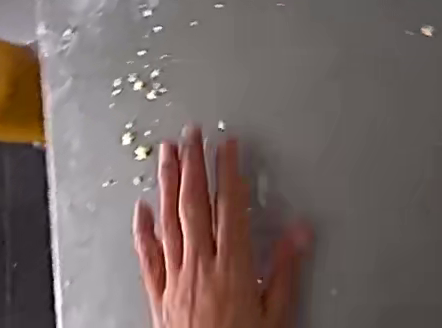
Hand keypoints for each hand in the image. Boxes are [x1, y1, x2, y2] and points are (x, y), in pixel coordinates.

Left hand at [133, 126, 311, 327]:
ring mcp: (176, 278)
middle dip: (193, 163)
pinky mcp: (158, 295)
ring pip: (169, 218)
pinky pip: (148, 256)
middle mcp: (201, 265)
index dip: (228, 171)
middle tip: (191, 132)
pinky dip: (143, 229)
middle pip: (194, 202)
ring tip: (166, 151)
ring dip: (166, 181)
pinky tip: (141, 206)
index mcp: (232, 267)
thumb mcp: (276, 318)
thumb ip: (286, 271)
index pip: (230, 205)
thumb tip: (301, 232)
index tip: (227, 145)